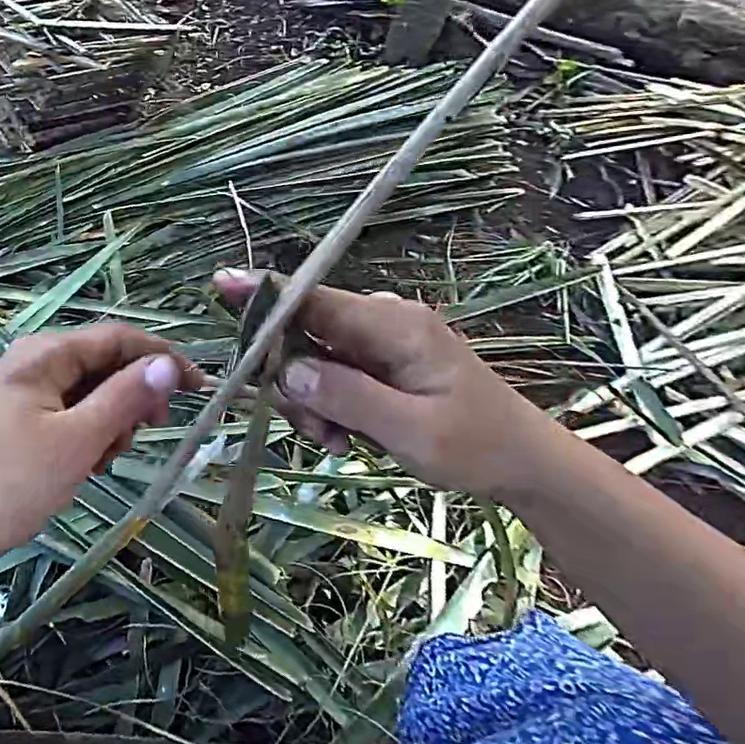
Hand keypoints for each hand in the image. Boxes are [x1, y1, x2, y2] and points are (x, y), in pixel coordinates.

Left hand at [0, 324, 199, 574]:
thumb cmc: (9, 485)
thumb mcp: (78, 441)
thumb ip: (126, 398)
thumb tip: (169, 363)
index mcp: (45, 353)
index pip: (119, 337)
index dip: (164, 358)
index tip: (201, 388)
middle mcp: (35, 359)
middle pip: (105, 363)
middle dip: (132, 398)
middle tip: (146, 435)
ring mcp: (25, 388)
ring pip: (91, 391)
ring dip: (110, 421)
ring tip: (100, 461)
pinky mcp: (21, 415)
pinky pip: (71, 411)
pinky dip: (88, 434)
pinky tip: (82, 465)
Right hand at [214, 268, 561, 496]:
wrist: (523, 461)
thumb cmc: (477, 445)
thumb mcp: (413, 431)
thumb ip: (349, 396)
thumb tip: (287, 369)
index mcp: (392, 324)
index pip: (314, 299)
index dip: (264, 292)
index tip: (221, 282)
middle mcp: (379, 320)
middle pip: (303, 333)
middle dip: (294, 380)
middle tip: (317, 430)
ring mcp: (377, 339)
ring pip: (311, 357)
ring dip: (311, 399)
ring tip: (340, 439)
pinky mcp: (376, 358)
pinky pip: (329, 372)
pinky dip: (326, 403)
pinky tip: (347, 434)